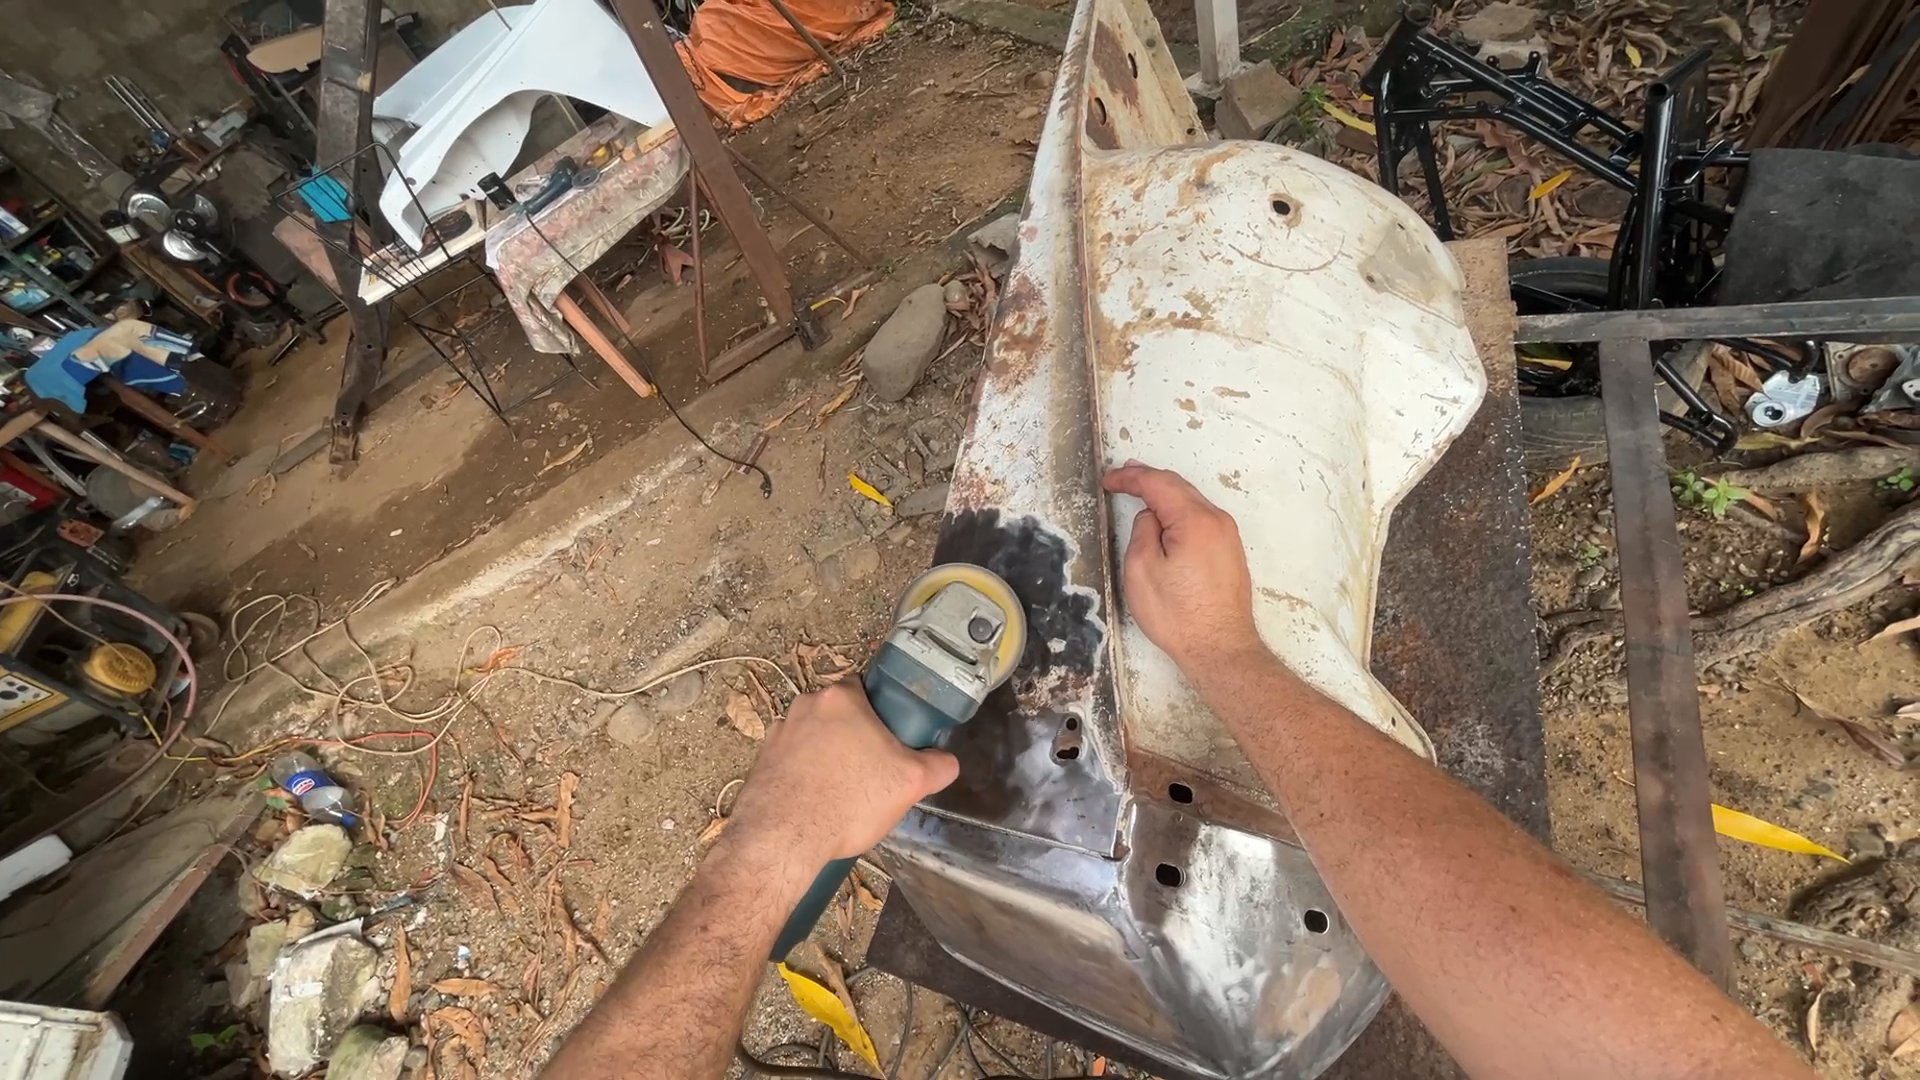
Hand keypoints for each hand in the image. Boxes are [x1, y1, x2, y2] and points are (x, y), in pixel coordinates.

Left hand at [726, 680, 959, 862]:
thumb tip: (947, 762)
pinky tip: (815, 804)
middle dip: (854, 736)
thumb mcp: (911, 782)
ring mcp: (778, 734)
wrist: (782, 839)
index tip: (888, 737)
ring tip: (842, 792)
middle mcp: (804, 706)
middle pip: (838, 714)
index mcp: (841, 698)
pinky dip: (803, 776)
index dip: (879, 712)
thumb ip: (938, 766)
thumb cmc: (849, 799)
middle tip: (871, 769)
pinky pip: (791, 762)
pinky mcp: (760, 762)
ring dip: (826, 756)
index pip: (864, 688)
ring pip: (814, 737)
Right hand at [1103, 462, 1265, 675]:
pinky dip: (1179, 511)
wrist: (1219, 649)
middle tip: (1122, 476)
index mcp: (1194, 521)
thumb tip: (1150, 517)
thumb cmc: (1177, 615)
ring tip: (1140, 490)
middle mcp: (1217, 521)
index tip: (1109, 480)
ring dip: (1165, 495)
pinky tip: (1166, 517)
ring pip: (1192, 502)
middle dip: (1148, 479)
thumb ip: (1143, 532)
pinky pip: (1201, 519)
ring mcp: (1227, 537)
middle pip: (1179, 487)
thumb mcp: (1142, 570)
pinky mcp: (1229, 553)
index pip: (1158, 484)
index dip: (1131, 477)